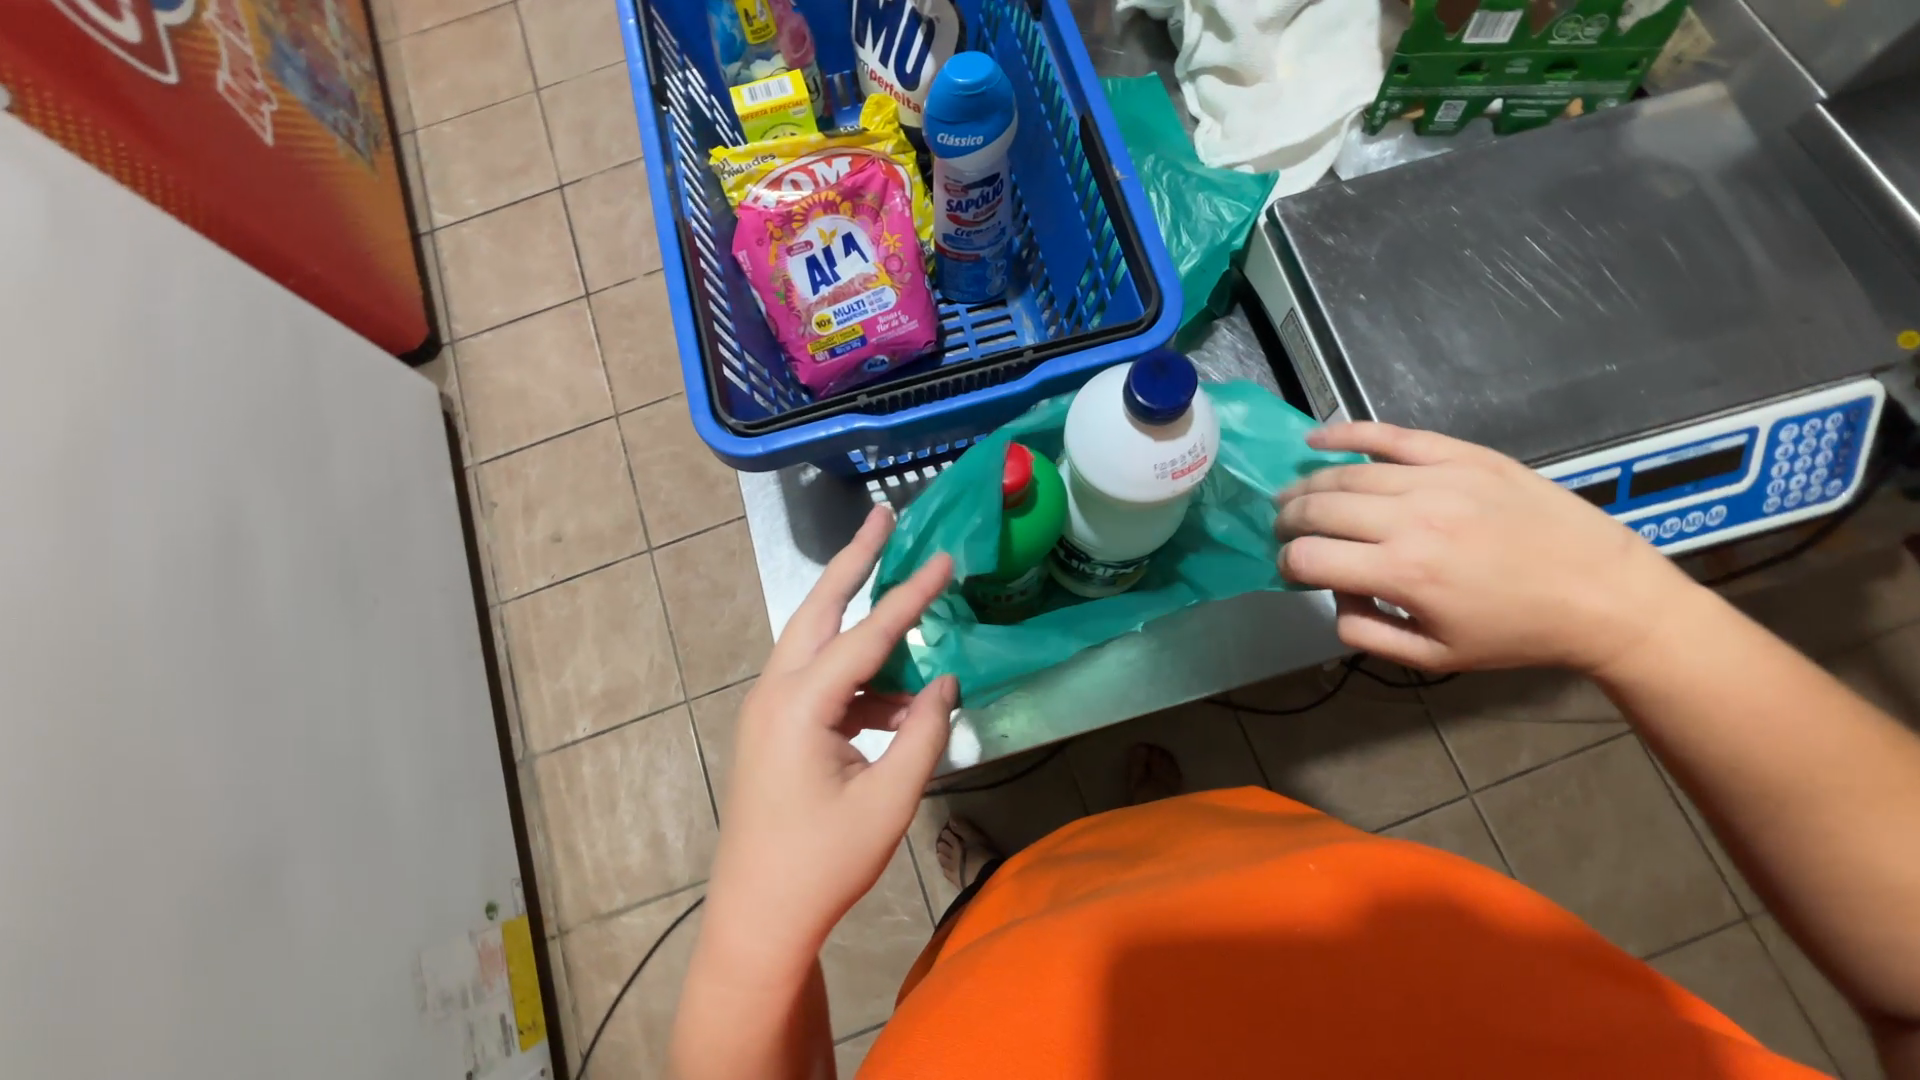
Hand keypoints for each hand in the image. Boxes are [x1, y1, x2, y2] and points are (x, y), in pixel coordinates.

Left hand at [705, 506, 957, 965]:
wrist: (758, 919)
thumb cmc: (823, 863)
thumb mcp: (889, 800)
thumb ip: (924, 733)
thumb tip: (944, 683)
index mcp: (799, 705)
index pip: (866, 635)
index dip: (909, 595)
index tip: (943, 557)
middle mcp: (775, 693)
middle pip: (817, 609)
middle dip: (853, 562)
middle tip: (882, 517)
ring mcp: (768, 710)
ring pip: (815, 643)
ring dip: (861, 628)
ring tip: (910, 618)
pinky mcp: (774, 730)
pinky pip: (818, 683)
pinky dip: (857, 679)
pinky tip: (897, 705)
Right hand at [1275, 422, 1698, 675]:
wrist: (1605, 593)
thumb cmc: (1515, 632)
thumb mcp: (1434, 657)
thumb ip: (1365, 632)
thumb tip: (1332, 596)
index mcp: (1402, 573)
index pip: (1307, 557)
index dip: (1287, 565)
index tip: (1292, 570)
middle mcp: (1411, 520)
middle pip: (1316, 509)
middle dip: (1287, 522)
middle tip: (1285, 531)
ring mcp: (1437, 480)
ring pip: (1344, 475)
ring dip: (1307, 487)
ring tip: (1295, 497)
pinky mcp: (1463, 456)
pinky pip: (1390, 436)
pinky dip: (1345, 434)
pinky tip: (1316, 441)